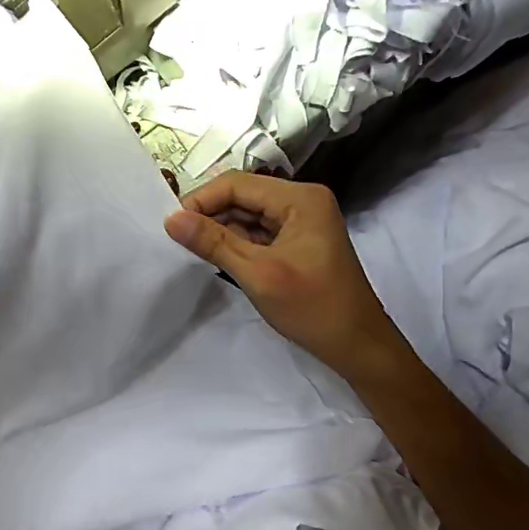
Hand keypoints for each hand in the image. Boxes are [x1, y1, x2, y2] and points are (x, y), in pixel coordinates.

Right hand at [164, 171, 408, 380]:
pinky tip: (218, 258)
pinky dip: (239, 244)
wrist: (357, 345)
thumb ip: (213, 242)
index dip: (202, 200)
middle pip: (244, 196)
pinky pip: (261, 234)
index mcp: (299, 198)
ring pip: (250, 216)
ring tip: (193, 250)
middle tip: (178, 240)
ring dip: (223, 231)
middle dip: (211, 215)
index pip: (238, 184)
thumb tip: (171, 219)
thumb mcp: (257, 274)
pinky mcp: (300, 243)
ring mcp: (303, 222)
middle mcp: (302, 201)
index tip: (172, 225)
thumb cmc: (312, 307)